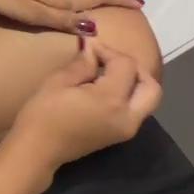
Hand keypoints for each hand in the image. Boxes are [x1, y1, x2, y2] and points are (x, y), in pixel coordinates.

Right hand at [10, 41, 161, 167]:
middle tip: (109, 59)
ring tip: (106, 71)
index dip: (108, 51)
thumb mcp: (59, 81)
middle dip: (134, 68)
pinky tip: (104, 87)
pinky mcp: (122, 134)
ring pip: (148, 100)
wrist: (41, 148)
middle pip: (151, 87)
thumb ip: (81, 64)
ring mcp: (128, 128)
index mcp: (111, 100)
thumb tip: (91, 47)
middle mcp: (128, 116)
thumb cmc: (45, 112)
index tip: (88, 46)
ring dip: (134, 81)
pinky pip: (137, 109)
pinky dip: (128, 94)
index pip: (126, 66)